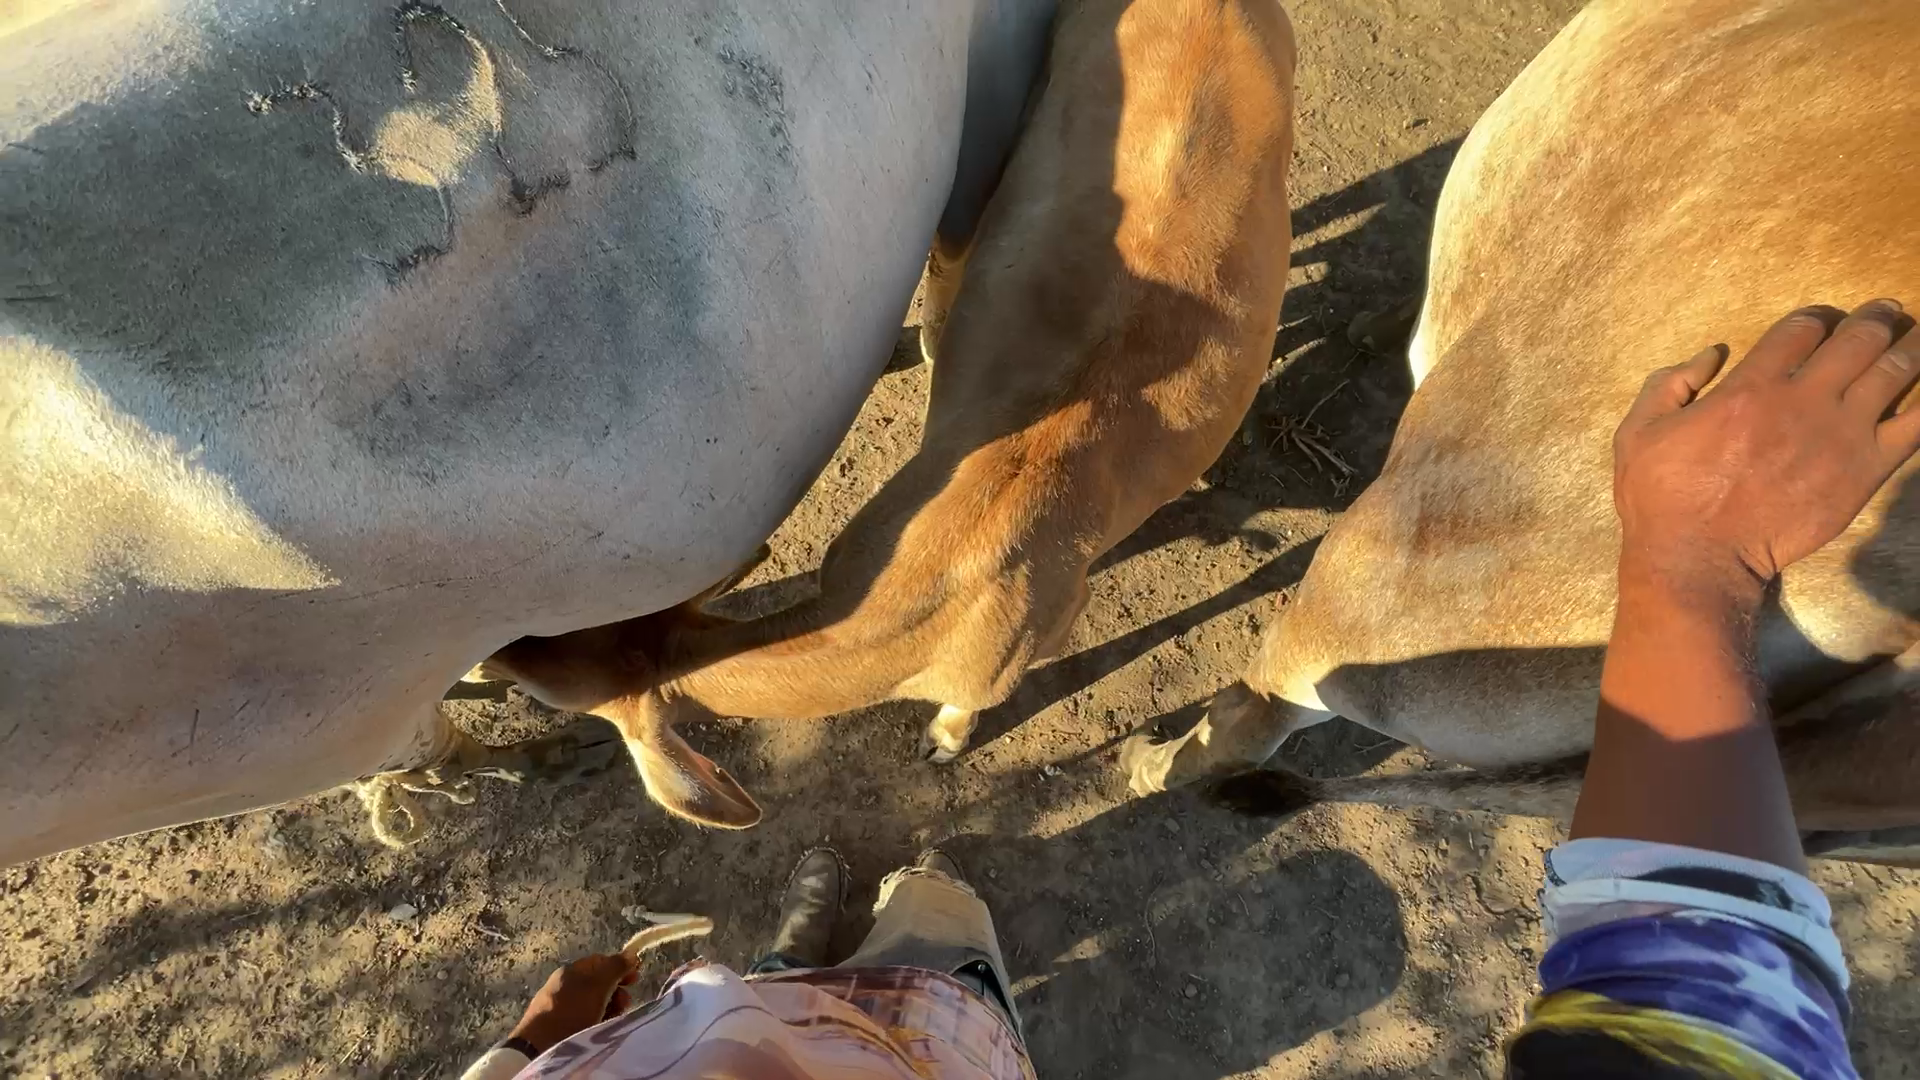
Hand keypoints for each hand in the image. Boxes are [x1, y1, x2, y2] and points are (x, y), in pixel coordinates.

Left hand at [507, 952, 638, 1053]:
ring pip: (588, 1002)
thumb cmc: (571, 1013)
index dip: (620, 968)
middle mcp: (560, 985)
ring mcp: (553, 1006)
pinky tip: (596, 1029)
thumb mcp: (599, 986)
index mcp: (570, 970)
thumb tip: (631, 953)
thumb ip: (616, 967)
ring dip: (606, 1007)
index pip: (601, 961)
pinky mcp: (550, 1027)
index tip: (635, 980)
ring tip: (613, 1019)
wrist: (536, 1050)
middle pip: (596, 983)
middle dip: (615, 991)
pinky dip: (591, 1020)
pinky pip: (578, 1018)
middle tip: (626, 1004)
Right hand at [1613, 299, 1919, 605]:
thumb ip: (1666, 387)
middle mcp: (1802, 402)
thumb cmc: (1657, 493)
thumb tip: (1709, 354)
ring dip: (1909, 346)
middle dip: (1874, 319)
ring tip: (1911, 338)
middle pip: (1858, 340)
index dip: (1811, 318)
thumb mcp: (1635, 435)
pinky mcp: (1870, 465)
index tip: (1815, 320)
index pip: (1797, 332)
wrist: (1697, 551)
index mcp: (1745, 391)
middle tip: (1882, 312)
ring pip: (1898, 370)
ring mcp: (1844, 433)